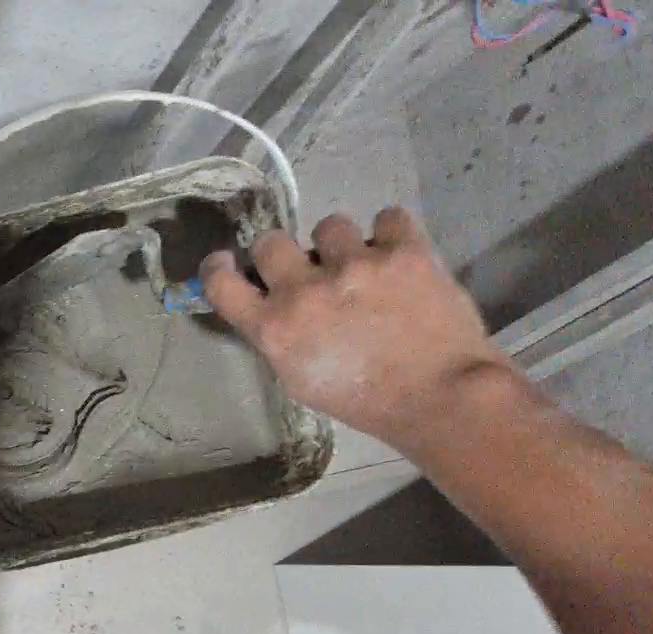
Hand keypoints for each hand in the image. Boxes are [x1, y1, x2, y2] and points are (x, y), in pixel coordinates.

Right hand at [200, 207, 512, 441]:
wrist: (435, 391)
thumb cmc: (356, 396)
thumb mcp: (294, 376)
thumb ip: (277, 336)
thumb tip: (273, 305)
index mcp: (272, 328)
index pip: (222, 284)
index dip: (217, 268)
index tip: (224, 262)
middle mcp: (304, 290)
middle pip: (270, 243)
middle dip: (279, 252)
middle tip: (301, 267)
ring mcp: (355, 265)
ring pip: (329, 226)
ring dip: (338, 243)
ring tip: (359, 262)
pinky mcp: (405, 251)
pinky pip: (388, 218)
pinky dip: (389, 232)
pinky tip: (394, 253)